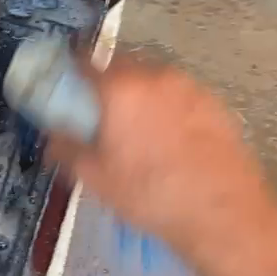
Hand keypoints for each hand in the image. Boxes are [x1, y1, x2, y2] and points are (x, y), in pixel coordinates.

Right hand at [49, 60, 276, 255]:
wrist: (224, 215)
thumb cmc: (151, 194)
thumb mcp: (95, 177)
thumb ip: (66, 149)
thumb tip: (52, 138)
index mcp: (120, 88)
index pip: (85, 60)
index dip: (71, 67)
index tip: (66, 82)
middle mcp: (156, 77)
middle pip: (122, 64)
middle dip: (107, 81)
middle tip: (99, 108)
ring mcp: (190, 88)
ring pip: (154, 79)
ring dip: (140, 93)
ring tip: (135, 125)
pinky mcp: (216, 105)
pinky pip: (180, 95)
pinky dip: (167, 106)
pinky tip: (168, 137)